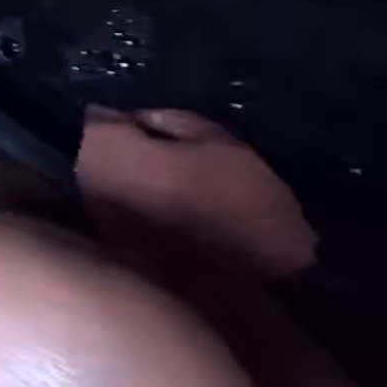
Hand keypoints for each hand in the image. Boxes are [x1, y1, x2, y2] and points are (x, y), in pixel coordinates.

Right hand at [76, 106, 316, 278]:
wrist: (183, 275)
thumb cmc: (141, 198)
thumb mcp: (106, 147)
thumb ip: (106, 122)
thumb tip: (105, 111)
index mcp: (226, 146)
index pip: (175, 118)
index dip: (135, 121)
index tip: (105, 133)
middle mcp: (267, 179)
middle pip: (208, 159)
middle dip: (171, 160)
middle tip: (129, 168)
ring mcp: (282, 224)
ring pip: (226, 196)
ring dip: (193, 194)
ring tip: (151, 202)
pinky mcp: (278, 261)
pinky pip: (234, 231)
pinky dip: (207, 226)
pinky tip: (179, 232)